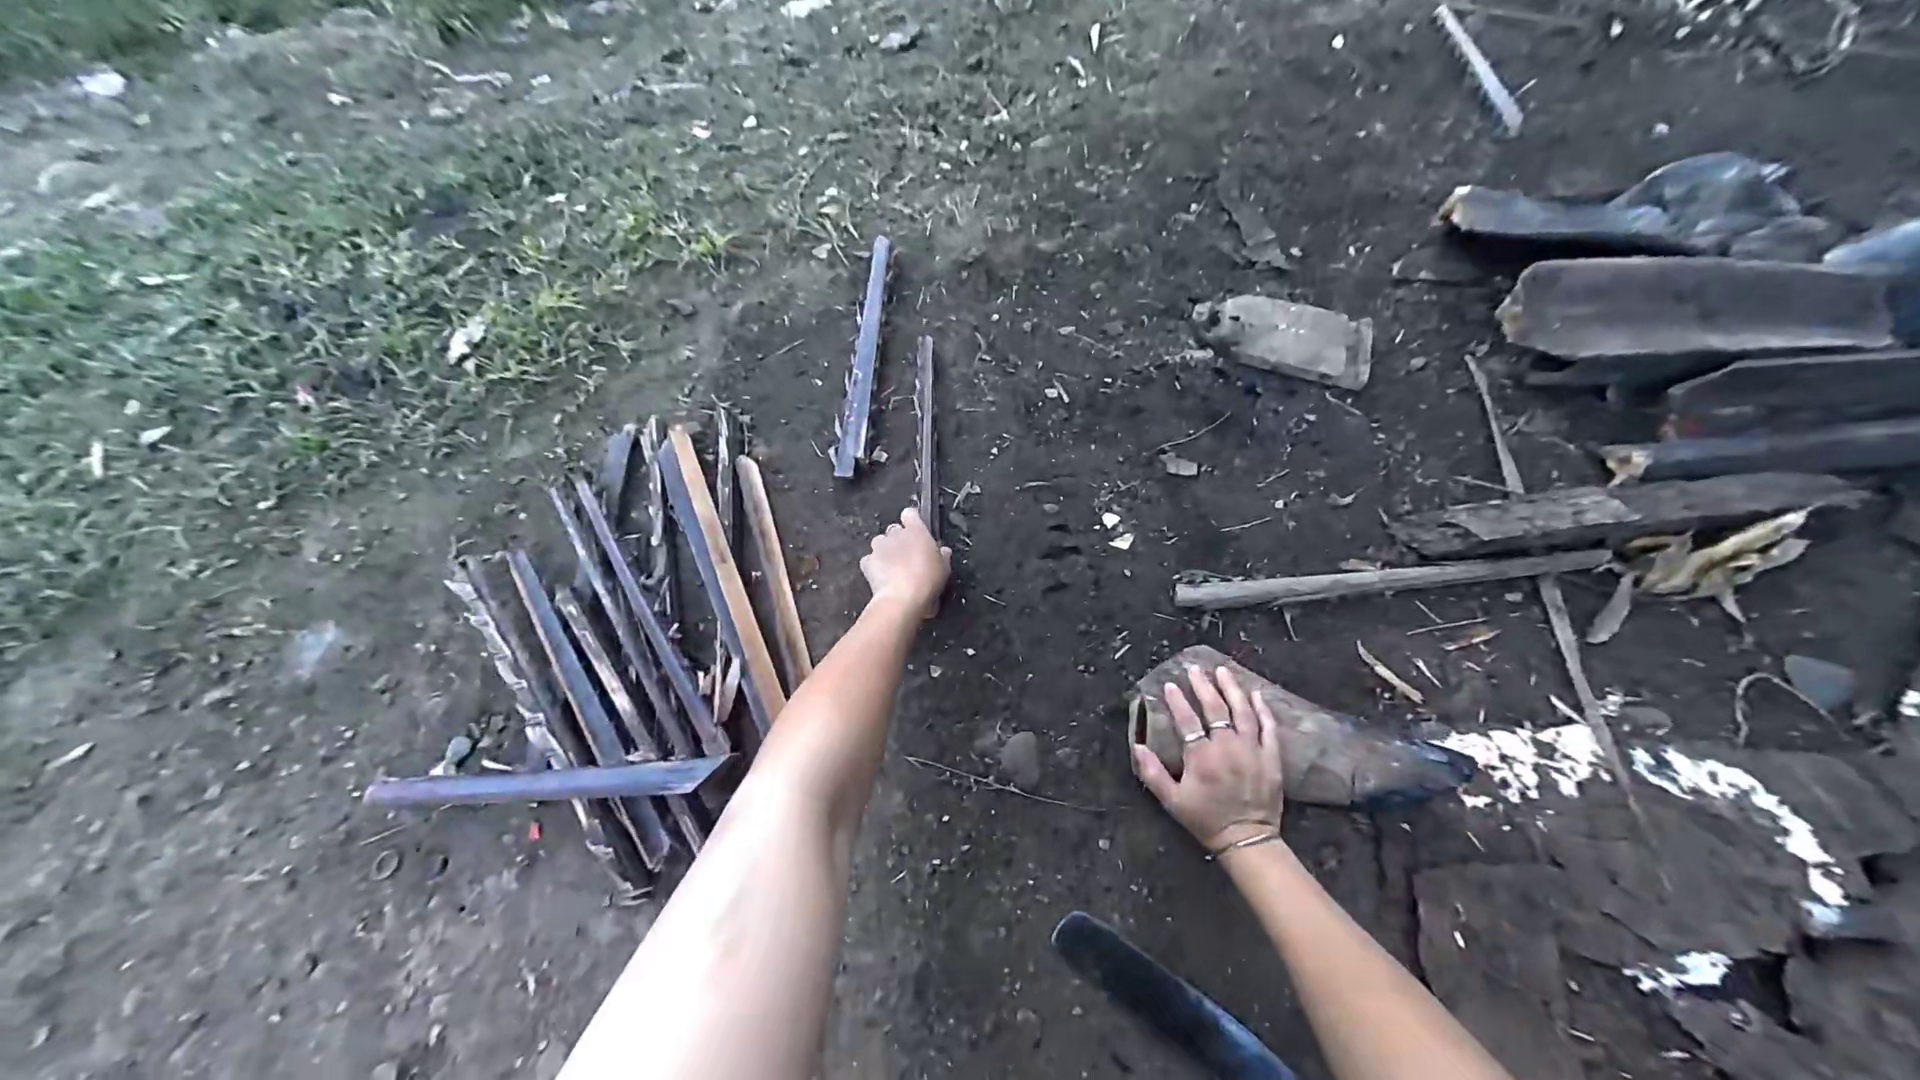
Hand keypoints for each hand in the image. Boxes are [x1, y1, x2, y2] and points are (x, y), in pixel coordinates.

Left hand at [860, 507, 950, 617]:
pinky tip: (882, 578)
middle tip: (908, 557)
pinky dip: (874, 566)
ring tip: (894, 568)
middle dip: (899, 539)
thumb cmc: (927, 581)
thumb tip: (943, 551)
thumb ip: (942, 556)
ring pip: (880, 542)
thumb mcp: (944, 570)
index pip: (910, 513)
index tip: (916, 531)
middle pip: (894, 530)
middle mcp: (895, 534)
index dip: (912, 520)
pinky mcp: (866, 562)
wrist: (902, 599)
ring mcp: (878, 547)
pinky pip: (869, 560)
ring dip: (885, 551)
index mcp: (916, 531)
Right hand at [1133, 664, 1285, 853]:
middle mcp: (1227, 747)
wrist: (1248, 840)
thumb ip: (1153, 772)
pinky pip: (1268, 727)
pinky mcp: (1271, 758)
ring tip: (1223, 671)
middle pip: (1215, 708)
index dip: (1177, 700)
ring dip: (1231, 689)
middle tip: (1195, 669)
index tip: (1169, 684)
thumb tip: (1137, 746)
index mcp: (1201, 757)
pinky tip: (1256, 694)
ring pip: (1242, 711)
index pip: (1187, 719)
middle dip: (1203, 686)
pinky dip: (1262, 709)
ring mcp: (1252, 750)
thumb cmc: (1206, 820)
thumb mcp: (1172, 801)